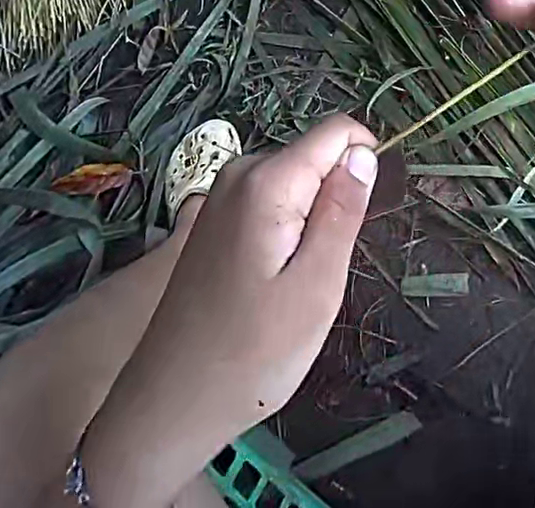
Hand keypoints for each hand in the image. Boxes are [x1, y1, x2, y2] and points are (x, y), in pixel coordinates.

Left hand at [78, 115, 376, 507]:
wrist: (169, 403)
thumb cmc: (253, 354)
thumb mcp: (317, 286)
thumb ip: (343, 211)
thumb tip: (364, 153)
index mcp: (268, 181)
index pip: (337, 132)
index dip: (365, 163)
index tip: (364, 218)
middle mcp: (241, 171)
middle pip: (315, 156)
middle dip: (336, 197)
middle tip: (324, 266)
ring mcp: (222, 193)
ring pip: (296, 179)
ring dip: (312, 216)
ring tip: (297, 277)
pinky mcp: (214, 215)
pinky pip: (271, 198)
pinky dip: (287, 227)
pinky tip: (272, 277)